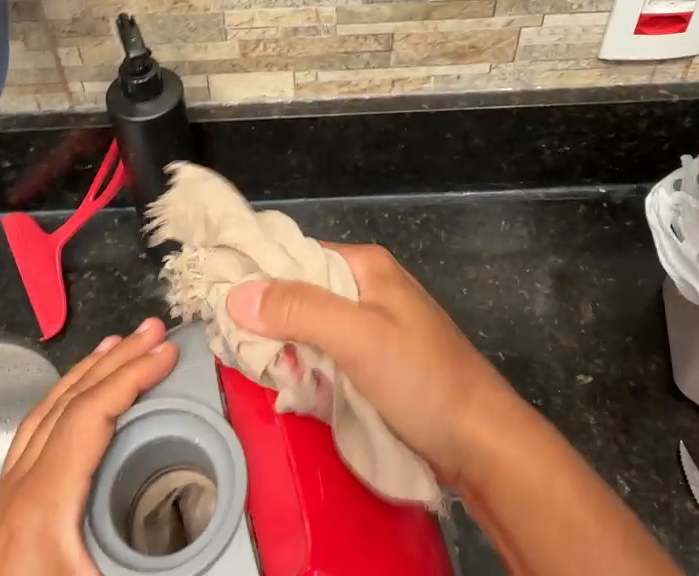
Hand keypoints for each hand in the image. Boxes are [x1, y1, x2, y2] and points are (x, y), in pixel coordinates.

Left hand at [0, 319, 177, 575]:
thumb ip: (159, 566)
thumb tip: (227, 567)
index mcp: (40, 509)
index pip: (90, 414)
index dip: (132, 376)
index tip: (166, 352)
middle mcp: (12, 496)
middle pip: (64, 404)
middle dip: (112, 360)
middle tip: (150, 331)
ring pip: (41, 418)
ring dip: (83, 378)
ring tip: (114, 351)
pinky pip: (31, 442)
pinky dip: (62, 410)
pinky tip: (74, 416)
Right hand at [225, 243, 521, 486]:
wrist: (482, 443)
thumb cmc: (424, 381)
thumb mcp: (358, 339)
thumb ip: (299, 311)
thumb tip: (235, 293)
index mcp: (365, 267)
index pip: (293, 255)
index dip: (256, 275)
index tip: (216, 300)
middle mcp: (365, 289)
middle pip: (298, 294)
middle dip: (269, 322)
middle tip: (236, 349)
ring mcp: (371, 328)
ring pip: (309, 330)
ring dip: (287, 352)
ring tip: (260, 373)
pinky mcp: (374, 364)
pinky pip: (326, 358)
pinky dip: (308, 372)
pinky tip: (293, 391)